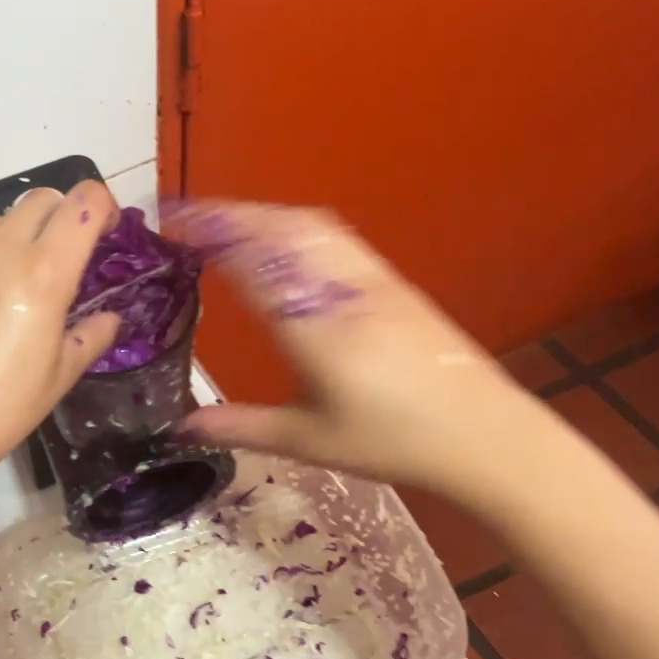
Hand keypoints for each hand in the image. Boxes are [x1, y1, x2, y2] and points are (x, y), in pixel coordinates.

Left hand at [0, 182, 121, 474]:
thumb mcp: (58, 378)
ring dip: (21, 234)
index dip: (102, 207)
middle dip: (63, 215)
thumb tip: (109, 318)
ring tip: (20, 280)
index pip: (84, 202)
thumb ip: (91, 337)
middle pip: (41, 199)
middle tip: (67, 256)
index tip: (104, 234)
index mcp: (44, 273)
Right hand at [166, 200, 555, 504]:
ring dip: (261, 215)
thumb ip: (239, 427)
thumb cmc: (393, 443)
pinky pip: (335, 238)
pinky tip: (280, 238)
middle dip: (230, 215)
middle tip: (186, 217)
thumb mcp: (306, 440)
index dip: (210, 236)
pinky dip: (293, 227)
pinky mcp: (392, 284)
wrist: (486, 436)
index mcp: (317, 331)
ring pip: (311, 227)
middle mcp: (345, 293)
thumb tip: (179, 427)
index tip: (172, 226)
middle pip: (282, 230)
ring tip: (223, 222)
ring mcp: (373, 282)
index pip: (255, 263)